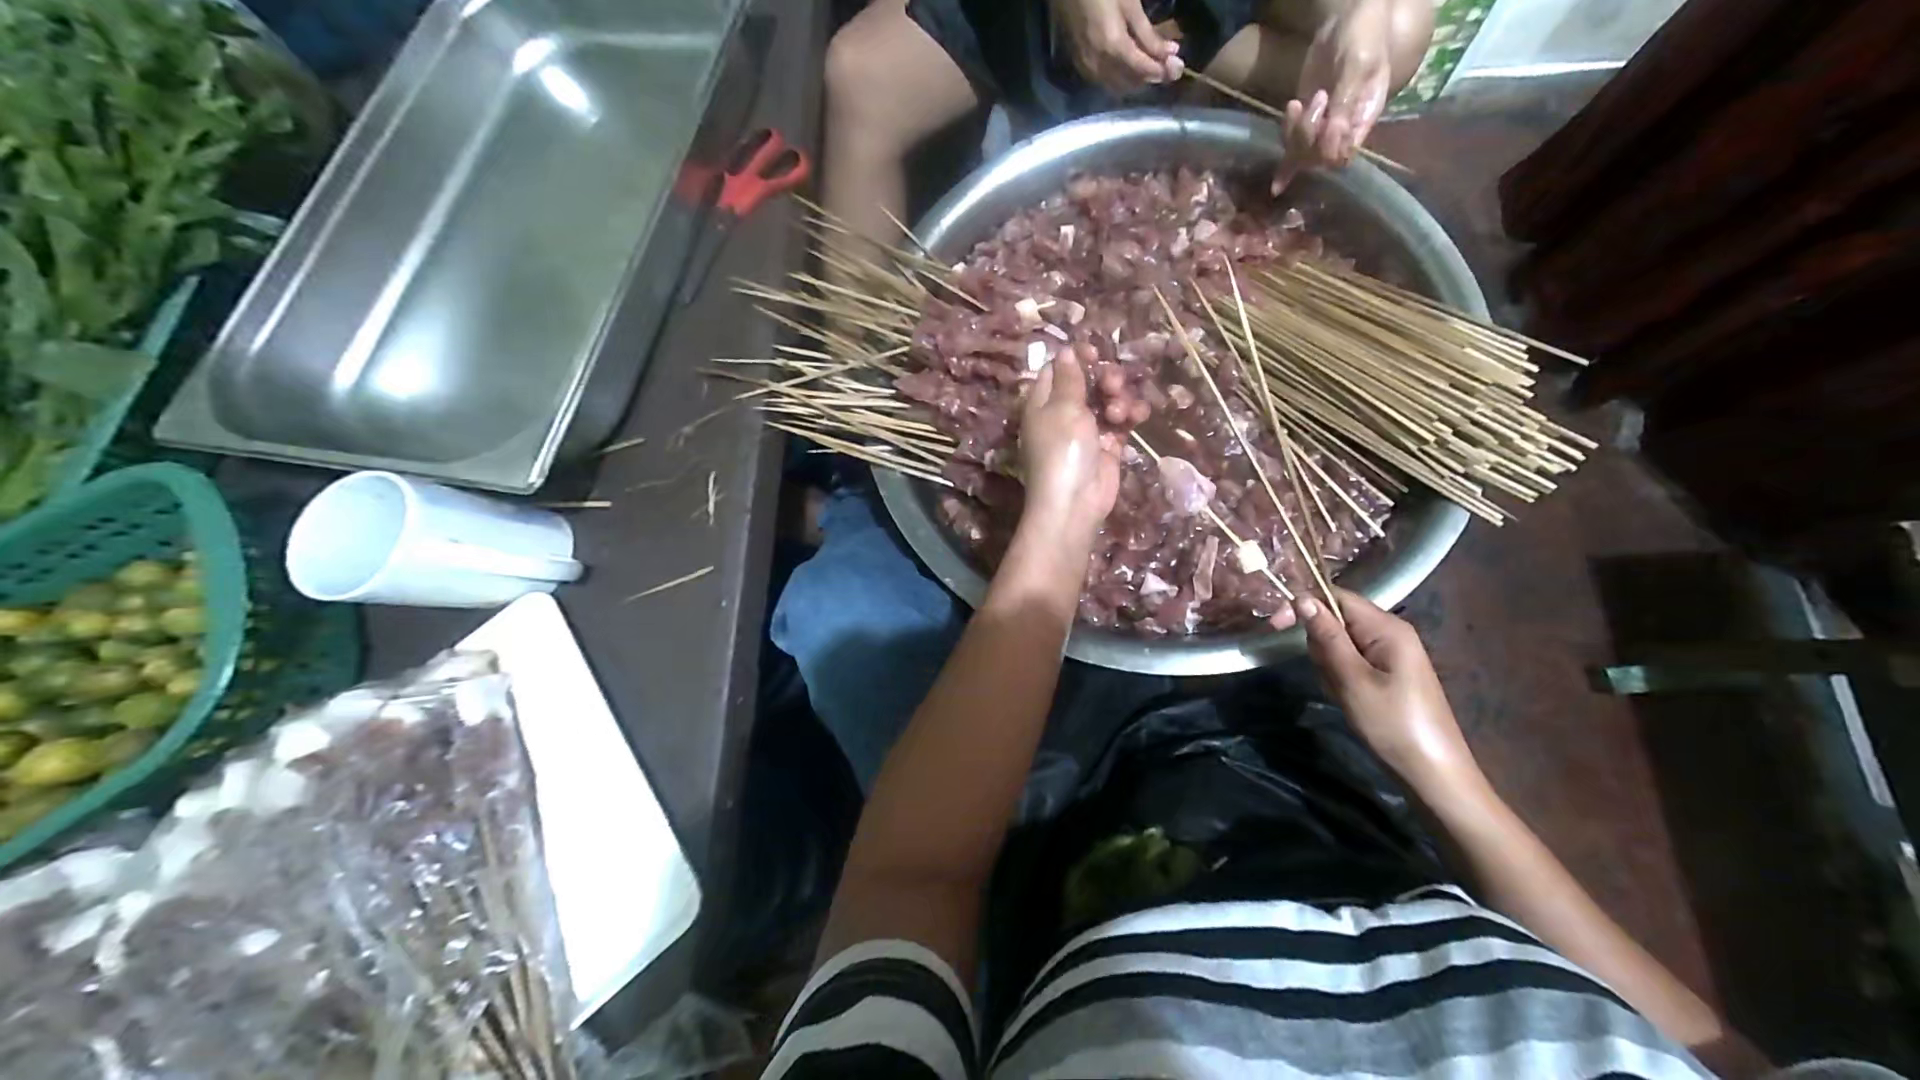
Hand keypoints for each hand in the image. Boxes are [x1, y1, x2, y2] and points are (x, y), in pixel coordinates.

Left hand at [1019, 346, 1120, 541]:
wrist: (1075, 501)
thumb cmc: (1062, 449)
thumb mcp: (1063, 407)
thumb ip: (1069, 378)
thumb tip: (1065, 351)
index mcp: (1042, 402)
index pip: (1057, 369)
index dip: (1076, 358)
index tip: (1095, 352)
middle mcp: (1062, 413)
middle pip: (1087, 382)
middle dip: (1105, 378)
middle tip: (1113, 385)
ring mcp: (1086, 430)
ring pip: (1108, 400)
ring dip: (1119, 399)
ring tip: (1119, 413)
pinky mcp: (1107, 446)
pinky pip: (1121, 422)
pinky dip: (1130, 416)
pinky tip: (1137, 417)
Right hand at [1051, 0, 1183, 95]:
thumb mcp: (1130, 5)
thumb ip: (1148, 34)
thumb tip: (1170, 53)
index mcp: (1114, 47)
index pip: (1143, 70)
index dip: (1162, 71)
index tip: (1177, 68)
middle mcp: (1099, 65)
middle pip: (1130, 84)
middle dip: (1150, 78)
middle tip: (1167, 66)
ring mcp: (1087, 68)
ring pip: (1116, 87)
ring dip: (1135, 82)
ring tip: (1150, 67)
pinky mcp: (1080, 66)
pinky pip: (1103, 82)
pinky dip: (1119, 80)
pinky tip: (1127, 69)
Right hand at [1278, 586, 1481, 793]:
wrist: (1432, 771)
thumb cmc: (1392, 723)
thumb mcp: (1352, 679)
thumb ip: (1327, 637)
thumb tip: (1303, 599)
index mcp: (1386, 628)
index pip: (1336, 596)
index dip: (1305, 605)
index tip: (1275, 627)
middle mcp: (1390, 633)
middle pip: (1336, 620)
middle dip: (1320, 645)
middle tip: (1329, 676)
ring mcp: (1390, 654)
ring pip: (1339, 644)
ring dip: (1329, 666)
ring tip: (1342, 693)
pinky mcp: (1387, 673)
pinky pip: (1351, 662)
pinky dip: (1340, 677)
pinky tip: (1348, 699)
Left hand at [1282, 0, 1394, 169]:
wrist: (1345, 26)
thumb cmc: (1362, 41)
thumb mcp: (1358, 67)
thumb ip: (1346, 103)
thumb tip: (1332, 140)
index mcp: (1364, 120)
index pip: (1344, 155)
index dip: (1329, 150)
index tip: (1328, 122)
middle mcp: (1343, 133)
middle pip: (1319, 158)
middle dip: (1309, 136)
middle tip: (1317, 98)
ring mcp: (1321, 131)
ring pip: (1302, 155)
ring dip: (1295, 135)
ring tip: (1298, 103)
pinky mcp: (1303, 127)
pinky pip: (1291, 153)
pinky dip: (1283, 167)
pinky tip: (1276, 186)